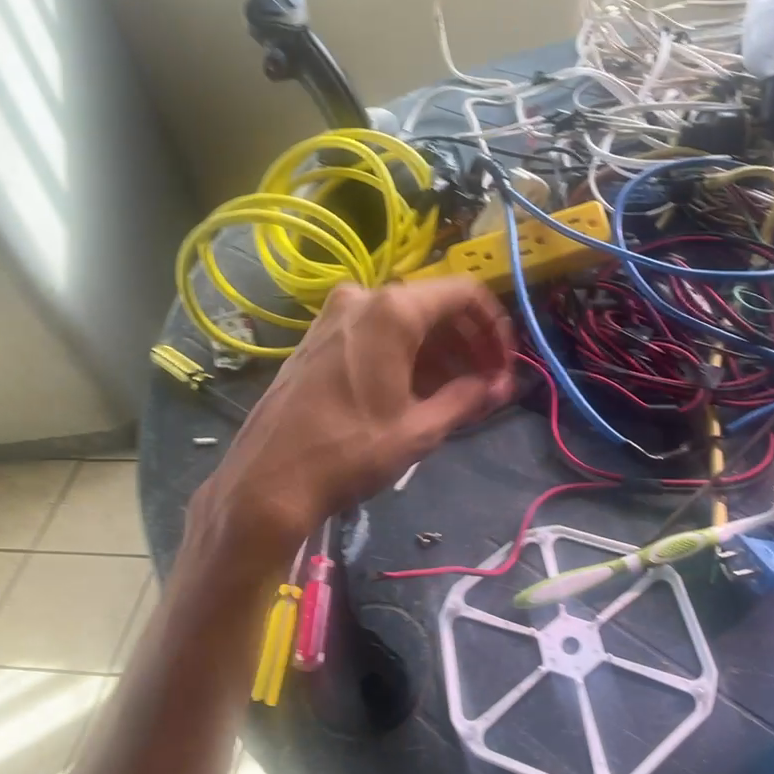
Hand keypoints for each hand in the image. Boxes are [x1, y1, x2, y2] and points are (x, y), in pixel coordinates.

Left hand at [188, 276, 515, 577]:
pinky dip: (405, 355)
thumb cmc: (349, 451)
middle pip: (435, 306)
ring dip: (439, 352)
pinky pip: (376, 333)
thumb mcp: (419, 429)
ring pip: (405, 321)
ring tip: (459, 396)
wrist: (268, 479)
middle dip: (468, 343)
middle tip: (489, 385)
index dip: (495, 327)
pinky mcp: (318, 338)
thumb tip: (500, 387)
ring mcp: (335, 316)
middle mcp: (363, 299)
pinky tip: (419, 393)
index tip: (505, 365)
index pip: (465, 294)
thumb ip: (468, 398)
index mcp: (393, 310)